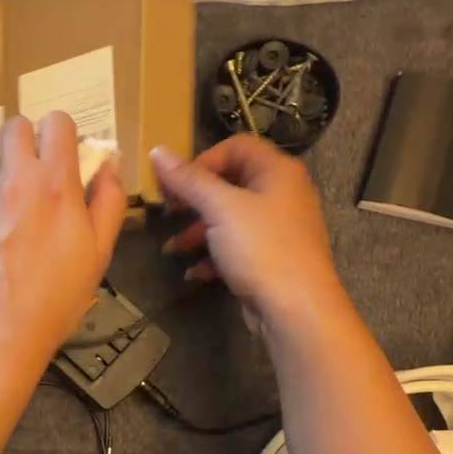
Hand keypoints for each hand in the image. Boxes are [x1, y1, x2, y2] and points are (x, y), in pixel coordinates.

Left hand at [0, 112, 124, 377]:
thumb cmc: (56, 298)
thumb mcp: (99, 252)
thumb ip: (109, 200)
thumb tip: (111, 163)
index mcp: (54, 183)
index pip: (56, 122)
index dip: (63, 135)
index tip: (68, 158)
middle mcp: (14, 182)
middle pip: (15, 126)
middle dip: (29, 142)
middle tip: (40, 175)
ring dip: (7, 179)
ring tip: (18, 217)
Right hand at [152, 137, 345, 333]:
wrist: (295, 307)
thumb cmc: (261, 248)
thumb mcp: (221, 209)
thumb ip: (189, 180)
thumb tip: (157, 151)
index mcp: (277, 171)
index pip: (236, 146)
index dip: (202, 160)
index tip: (176, 183)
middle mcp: (281, 193)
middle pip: (230, 183)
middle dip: (194, 200)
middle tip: (168, 212)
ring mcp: (276, 227)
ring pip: (229, 218)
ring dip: (197, 231)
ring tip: (172, 250)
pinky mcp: (269, 257)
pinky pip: (235, 247)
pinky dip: (212, 255)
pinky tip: (194, 272)